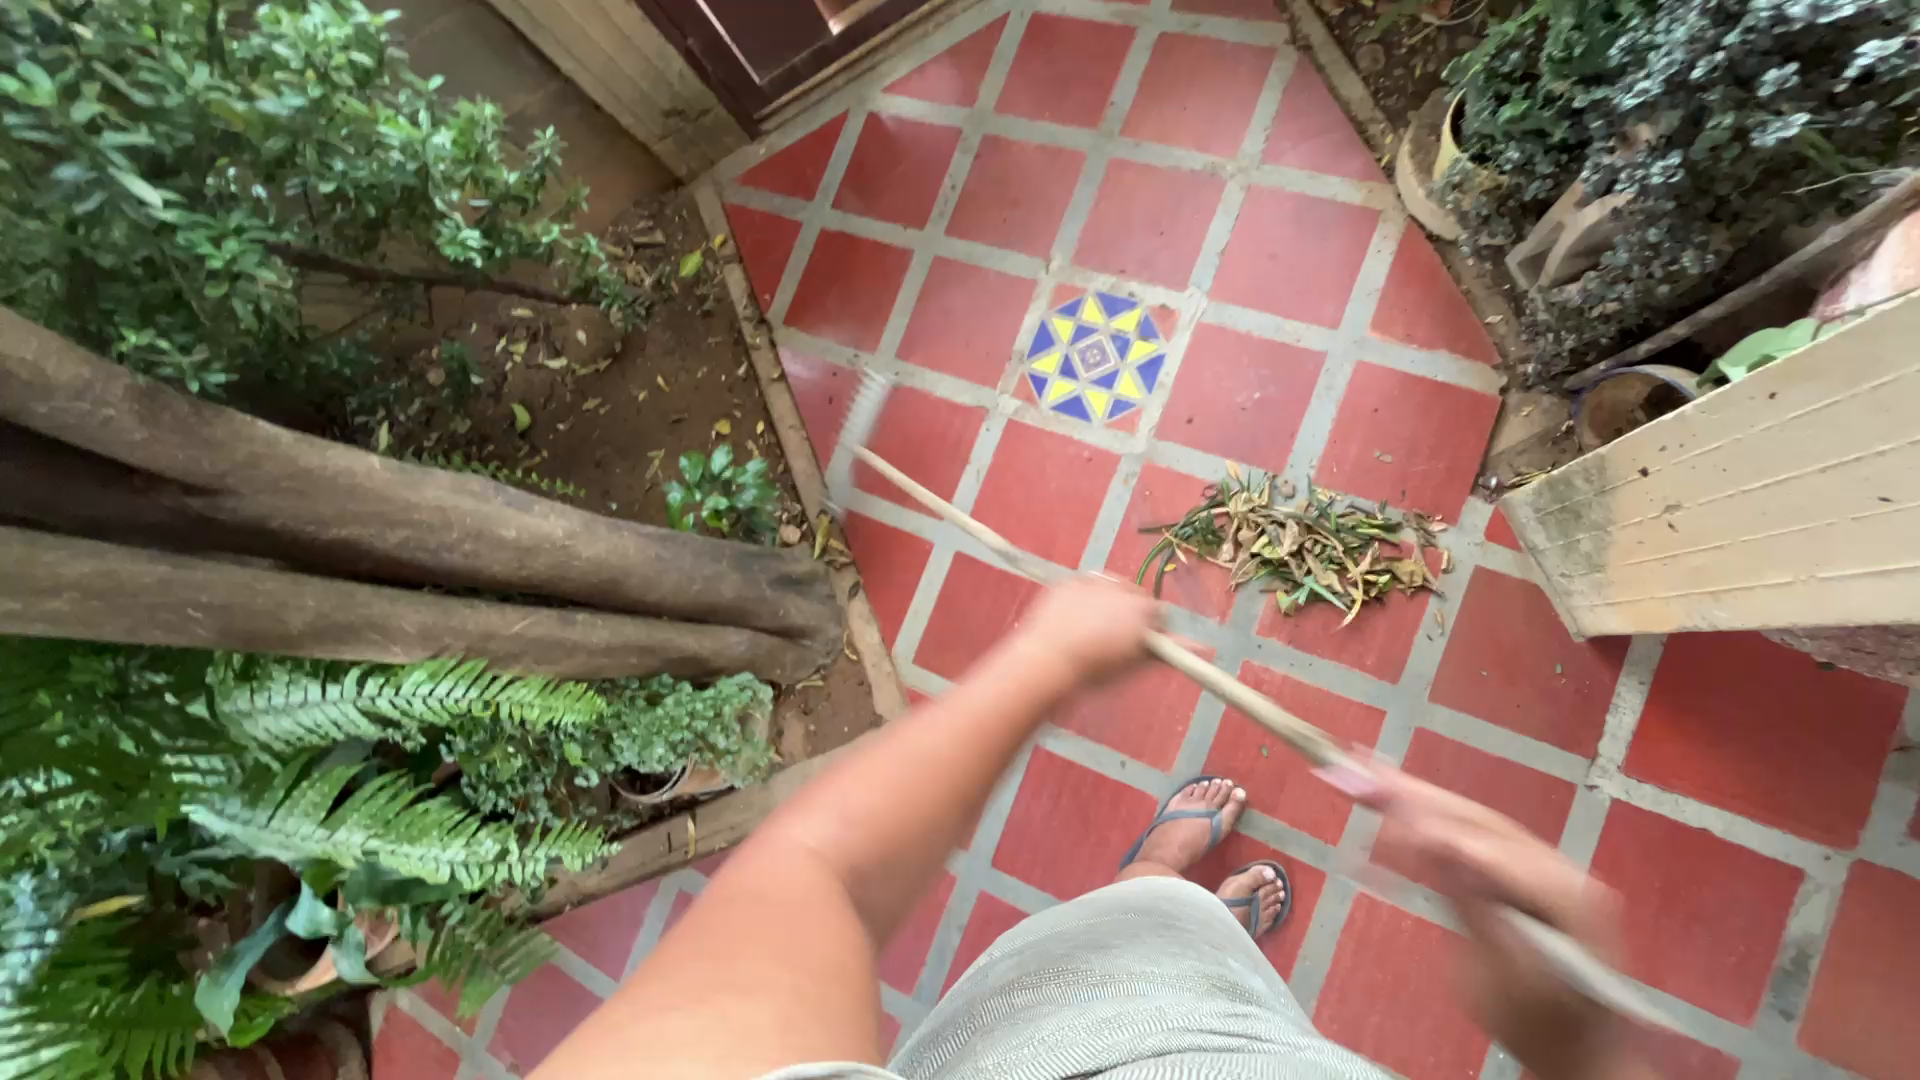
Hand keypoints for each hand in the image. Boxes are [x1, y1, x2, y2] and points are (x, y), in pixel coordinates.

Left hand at [1012, 575, 1162, 683]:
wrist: (1046, 661)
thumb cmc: (1094, 670)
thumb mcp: (1133, 665)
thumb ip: (1166, 652)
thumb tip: (1199, 647)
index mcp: (1143, 609)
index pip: (1159, 614)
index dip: (1150, 630)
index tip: (1138, 645)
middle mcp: (1122, 588)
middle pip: (1136, 596)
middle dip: (1130, 612)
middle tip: (1113, 637)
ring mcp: (1093, 581)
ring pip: (1111, 587)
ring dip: (1109, 601)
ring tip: (1092, 626)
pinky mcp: (1069, 581)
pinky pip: (1085, 585)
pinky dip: (1084, 597)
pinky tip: (1074, 617)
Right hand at [1348, 762, 1644, 1079]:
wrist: (1577, 1053)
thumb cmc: (1538, 1027)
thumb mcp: (1501, 977)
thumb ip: (1470, 903)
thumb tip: (1431, 842)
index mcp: (1566, 894)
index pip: (1487, 848)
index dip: (1428, 827)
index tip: (1374, 813)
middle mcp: (1556, 864)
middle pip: (1471, 819)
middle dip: (1407, 794)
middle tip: (1349, 771)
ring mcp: (1537, 862)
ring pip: (1463, 817)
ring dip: (1407, 794)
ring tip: (1356, 770)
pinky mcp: (1513, 866)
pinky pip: (1463, 830)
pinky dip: (1420, 811)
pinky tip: (1384, 791)